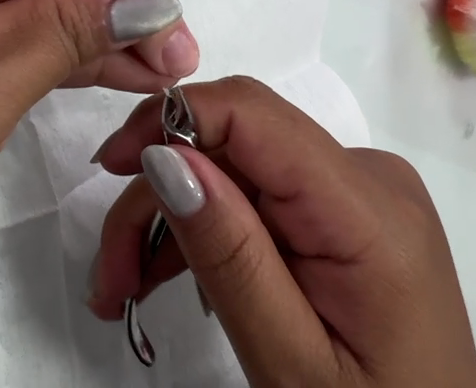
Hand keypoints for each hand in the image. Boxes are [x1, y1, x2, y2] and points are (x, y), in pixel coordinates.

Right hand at [86, 77, 475, 387]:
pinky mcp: (339, 212)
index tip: (106, 170)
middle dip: (155, 195)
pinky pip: (249, 196)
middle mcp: (366, 177)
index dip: (167, 119)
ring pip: (227, 170)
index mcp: (369, 210)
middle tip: (109, 275)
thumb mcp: (292, 363)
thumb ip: (230, 256)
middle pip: (228, 144)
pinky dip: (200, 230)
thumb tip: (163, 154)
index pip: (250, 113)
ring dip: (166, 220)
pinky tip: (161, 277)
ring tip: (123, 289)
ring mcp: (355, 192)